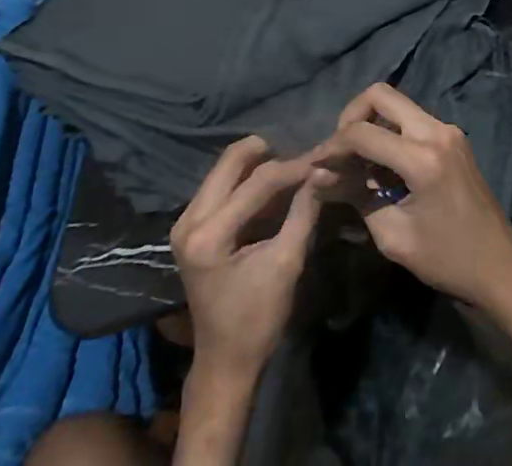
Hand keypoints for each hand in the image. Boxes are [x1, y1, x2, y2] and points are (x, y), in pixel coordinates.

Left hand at [169, 136, 322, 379]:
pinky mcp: (192, 227)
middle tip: (306, 159)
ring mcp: (186, 222)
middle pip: (231, 161)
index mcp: (208, 235)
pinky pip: (223, 186)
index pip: (258, 182)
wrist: (226, 358)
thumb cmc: (258, 317)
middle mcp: (188, 220)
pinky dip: (251, 181)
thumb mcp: (287, 262)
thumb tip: (325, 171)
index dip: (295, 167)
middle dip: (272, 154)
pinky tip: (279, 188)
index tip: (325, 160)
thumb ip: (305, 211)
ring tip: (298, 171)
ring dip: (261, 165)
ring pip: (226, 170)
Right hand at [318, 84, 511, 314]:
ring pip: (397, 105)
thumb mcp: (393, 235)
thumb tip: (319, 177)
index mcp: (423, 158)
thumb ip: (355, 197)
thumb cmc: (446, 258)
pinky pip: (412, 121)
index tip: (313, 166)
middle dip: (351, 117)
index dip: (331, 146)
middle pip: (382, 95)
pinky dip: (390, 134)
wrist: (499, 264)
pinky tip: (379, 168)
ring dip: (371, 125)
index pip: (363, 133)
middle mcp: (438, 132)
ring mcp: (449, 132)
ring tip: (355, 164)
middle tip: (338, 152)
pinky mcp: (453, 139)